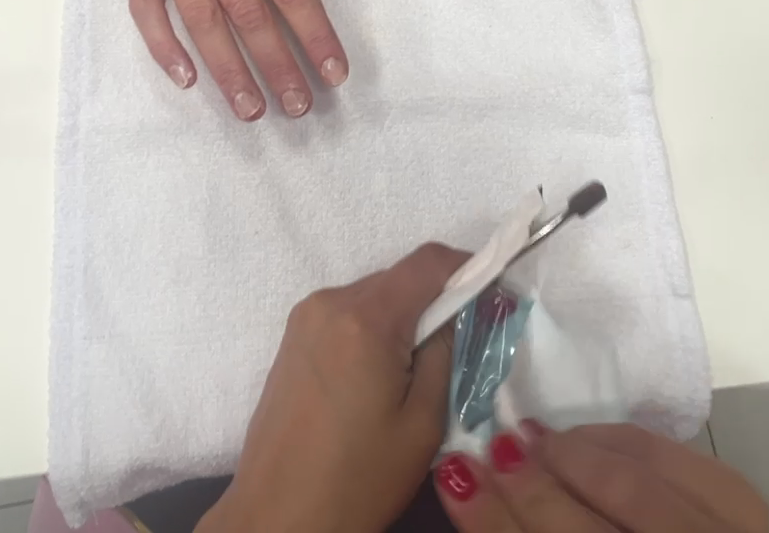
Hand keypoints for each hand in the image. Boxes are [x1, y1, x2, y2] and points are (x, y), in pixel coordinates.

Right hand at [93, 0, 367, 119]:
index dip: (314, 33)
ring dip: (227, 69)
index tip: (334, 72)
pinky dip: (162, 45)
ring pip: (202, 20)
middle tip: (297, 108)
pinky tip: (186, 80)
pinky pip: (146, 8)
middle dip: (277, 65)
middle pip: (250, 14)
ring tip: (250, 109)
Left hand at [197, 244, 466, 532]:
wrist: (276, 517)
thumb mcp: (424, 422)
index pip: (427, 261)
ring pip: (374, 294)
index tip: (492, 290)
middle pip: (399, 277)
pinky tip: (380, 373)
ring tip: (417, 368)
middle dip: (436, 299)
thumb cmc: (357, 479)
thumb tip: (461, 309)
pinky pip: (349, 312)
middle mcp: (331, 301)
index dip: (466, 267)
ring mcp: (306, 315)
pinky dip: (374, 327)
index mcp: (365, 318)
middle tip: (462, 340)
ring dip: (403, 315)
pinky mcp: (293, 334)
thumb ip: (446, 351)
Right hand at [435, 423, 768, 532]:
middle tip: (492, 449)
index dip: (496, 523)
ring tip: (536, 438)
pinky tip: (592, 438)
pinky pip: (686, 465)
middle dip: (535, 489)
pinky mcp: (752, 516)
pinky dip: (630, 443)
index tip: (454, 473)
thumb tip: (469, 482)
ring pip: (644, 490)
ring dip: (582, 458)